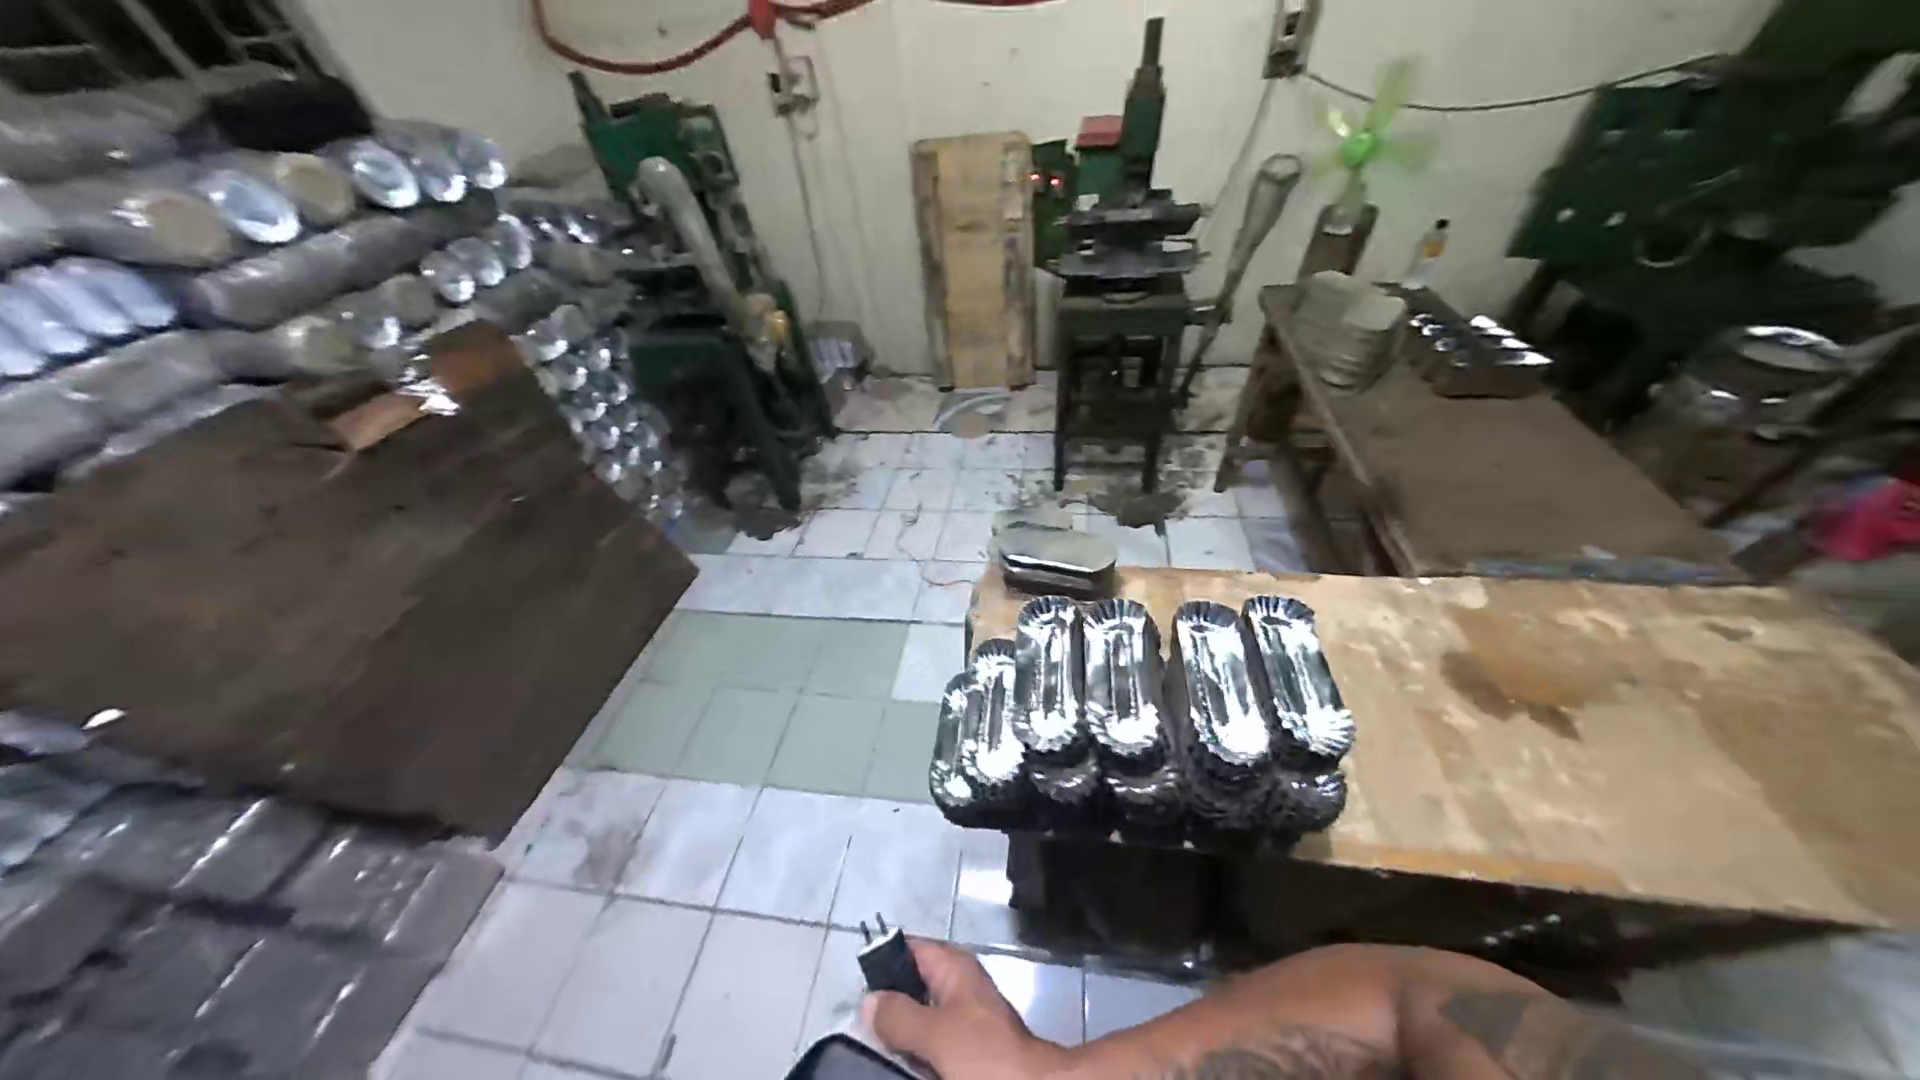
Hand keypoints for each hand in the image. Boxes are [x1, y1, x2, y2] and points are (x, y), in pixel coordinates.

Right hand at [862, 940, 1074, 1079]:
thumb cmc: (983, 1054)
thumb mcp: (935, 1034)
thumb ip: (899, 1016)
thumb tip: (868, 999)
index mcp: (953, 967)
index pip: (912, 947)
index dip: (884, 959)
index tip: (859, 982)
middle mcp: (959, 984)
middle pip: (914, 983)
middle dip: (890, 1002)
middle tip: (861, 1023)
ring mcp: (965, 1016)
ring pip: (922, 1016)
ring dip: (902, 1030)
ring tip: (875, 1045)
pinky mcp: (968, 1046)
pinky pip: (933, 1041)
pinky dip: (917, 1050)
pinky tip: (903, 1062)